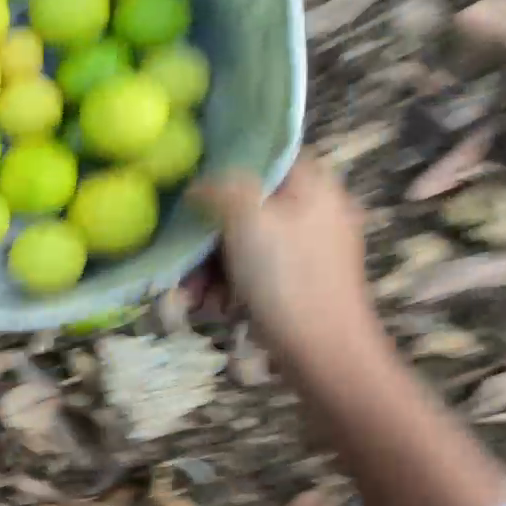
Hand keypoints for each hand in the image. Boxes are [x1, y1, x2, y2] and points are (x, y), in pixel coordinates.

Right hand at [189, 154, 377, 361]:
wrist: (320, 348)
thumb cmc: (286, 277)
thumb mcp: (249, 220)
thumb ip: (223, 189)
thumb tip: (199, 184)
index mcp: (316, 191)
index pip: (276, 157)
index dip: (238, 161)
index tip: (198, 178)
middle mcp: (315, 215)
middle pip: (249, 205)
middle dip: (209, 231)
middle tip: (185, 252)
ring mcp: (305, 250)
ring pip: (242, 241)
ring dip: (209, 265)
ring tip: (194, 292)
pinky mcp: (294, 280)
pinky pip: (250, 268)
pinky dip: (226, 283)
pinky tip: (213, 304)